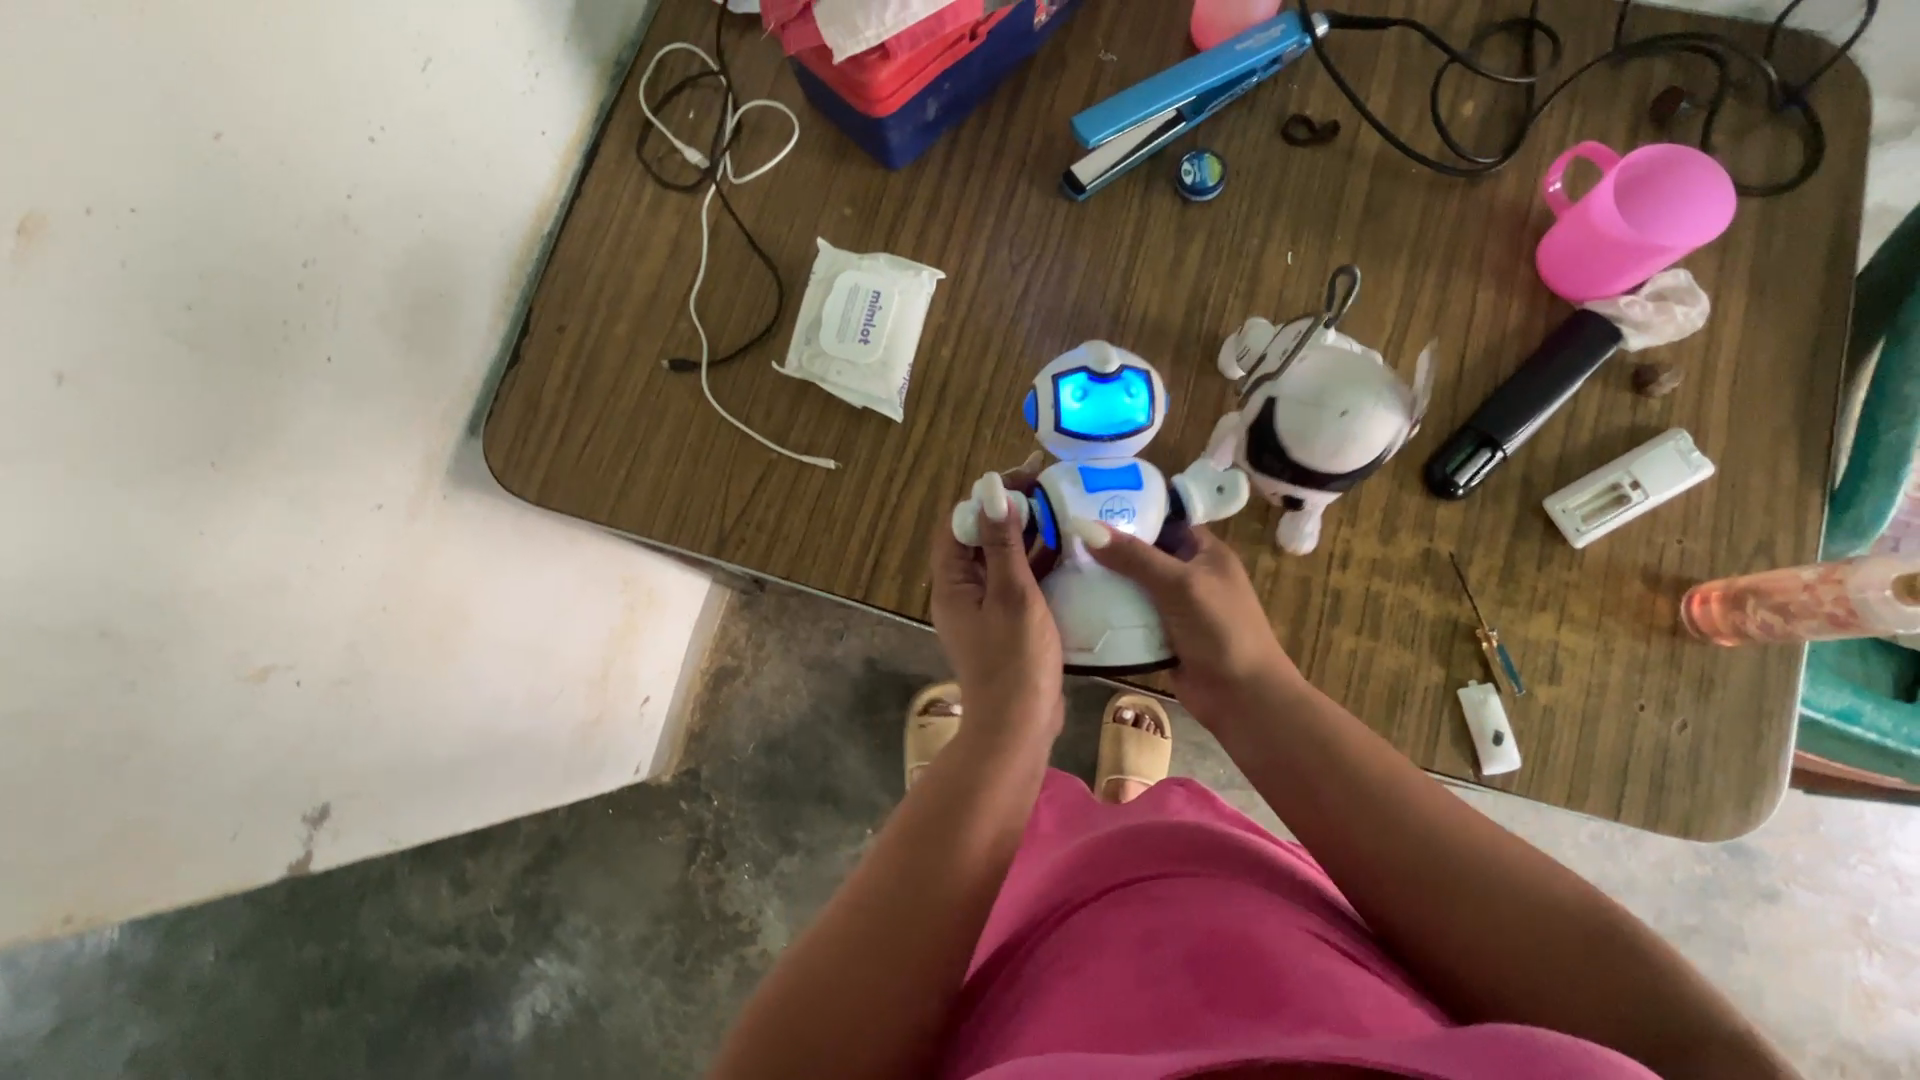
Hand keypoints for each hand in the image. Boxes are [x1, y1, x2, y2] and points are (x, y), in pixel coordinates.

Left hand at [929, 474, 1063, 749]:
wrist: (1019, 726)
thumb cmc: (1015, 659)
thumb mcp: (1012, 594)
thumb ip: (1002, 543)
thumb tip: (992, 490)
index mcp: (952, 583)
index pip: (960, 522)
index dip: (988, 495)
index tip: (1025, 476)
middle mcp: (962, 592)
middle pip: (980, 539)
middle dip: (1011, 512)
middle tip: (1050, 489)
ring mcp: (984, 610)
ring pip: (1002, 560)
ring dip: (1028, 536)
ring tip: (1064, 511)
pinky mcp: (1006, 625)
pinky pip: (1017, 582)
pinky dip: (1037, 565)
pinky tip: (1068, 551)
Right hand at [1073, 520, 1303, 726]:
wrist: (1241, 697)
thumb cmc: (1220, 629)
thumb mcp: (1179, 583)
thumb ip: (1134, 556)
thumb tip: (1085, 526)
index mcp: (1205, 553)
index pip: (1165, 521)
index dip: (1132, 513)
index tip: (1088, 507)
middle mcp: (1190, 576)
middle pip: (1144, 555)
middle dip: (1110, 550)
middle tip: (1065, 540)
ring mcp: (1175, 609)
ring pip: (1133, 588)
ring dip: (1105, 583)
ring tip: (1062, 569)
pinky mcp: (1160, 637)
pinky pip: (1130, 618)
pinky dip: (1109, 614)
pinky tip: (1076, 606)